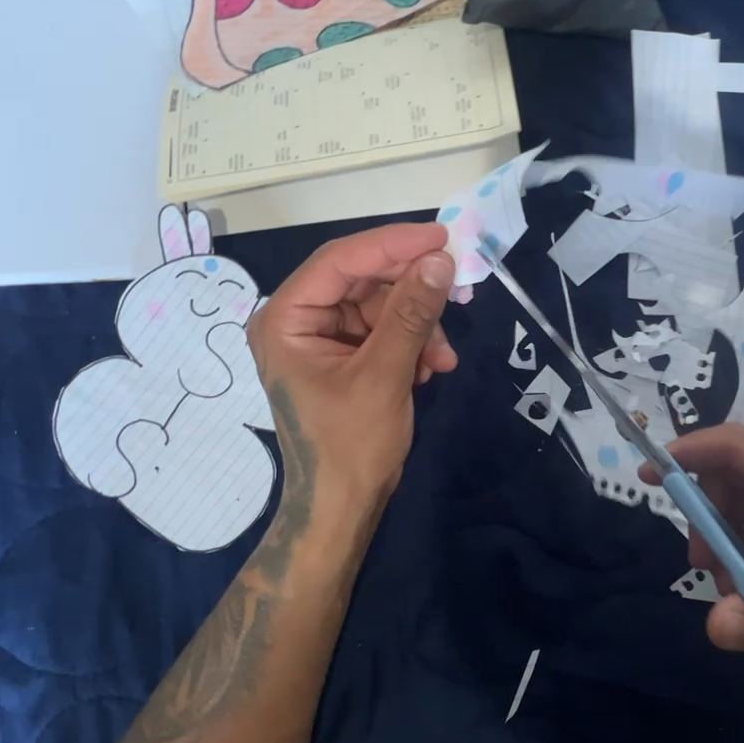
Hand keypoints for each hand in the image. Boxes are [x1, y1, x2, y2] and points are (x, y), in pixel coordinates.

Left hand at [246, 223, 457, 504]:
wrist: (343, 506)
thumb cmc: (350, 445)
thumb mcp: (384, 375)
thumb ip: (411, 314)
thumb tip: (441, 260)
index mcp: (285, 319)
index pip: (340, 260)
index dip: (392, 244)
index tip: (441, 236)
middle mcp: (297, 320)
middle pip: (363, 280)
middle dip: (412, 295)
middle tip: (457, 294)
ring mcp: (320, 338)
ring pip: (381, 305)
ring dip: (419, 327)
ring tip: (442, 358)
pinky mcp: (343, 355)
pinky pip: (384, 329)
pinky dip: (412, 343)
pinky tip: (431, 368)